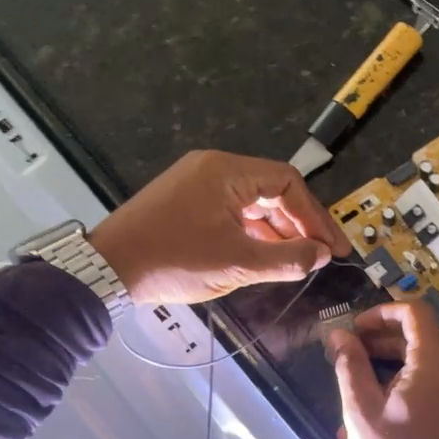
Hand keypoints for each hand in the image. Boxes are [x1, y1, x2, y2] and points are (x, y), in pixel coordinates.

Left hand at [86, 150, 350, 304]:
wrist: (106, 270)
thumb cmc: (176, 260)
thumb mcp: (239, 263)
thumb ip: (288, 258)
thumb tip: (321, 255)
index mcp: (227, 172)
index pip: (289, 184)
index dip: (316, 216)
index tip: (332, 248)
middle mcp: (213, 169)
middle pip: (273, 191)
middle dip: (300, 225)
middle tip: (320, 256)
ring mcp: (196, 183)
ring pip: (253, 203)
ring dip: (278, 231)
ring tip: (296, 261)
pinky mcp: (186, 202)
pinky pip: (232, 211)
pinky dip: (254, 233)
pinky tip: (264, 257)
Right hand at [325, 303, 438, 438]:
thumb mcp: (361, 411)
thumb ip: (349, 365)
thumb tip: (338, 335)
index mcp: (436, 364)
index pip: (415, 313)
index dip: (382, 312)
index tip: (356, 328)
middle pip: (419, 338)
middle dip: (381, 342)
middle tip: (348, 355)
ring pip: (424, 364)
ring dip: (389, 368)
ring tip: (355, 389)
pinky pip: (433, 386)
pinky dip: (406, 387)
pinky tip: (376, 410)